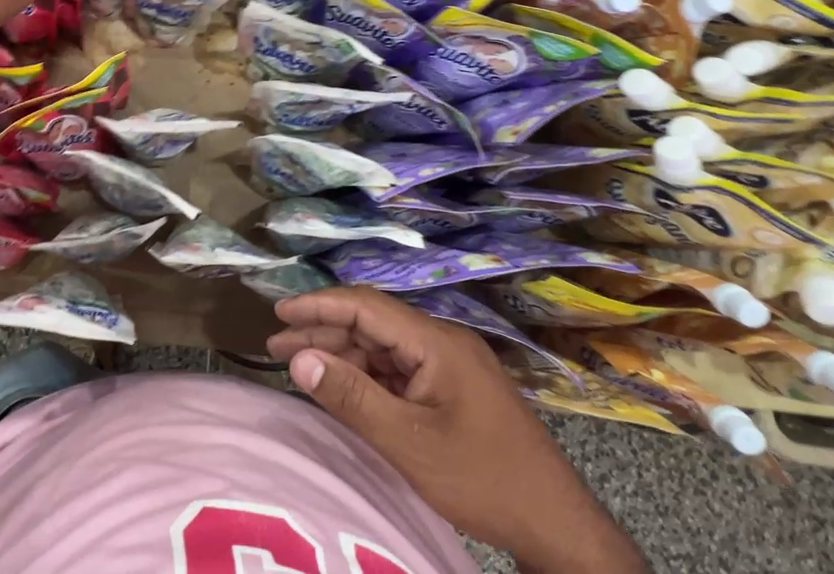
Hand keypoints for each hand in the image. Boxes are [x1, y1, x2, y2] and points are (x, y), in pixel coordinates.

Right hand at [268, 288, 646, 573]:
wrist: (558, 527)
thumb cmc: (482, 480)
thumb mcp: (407, 442)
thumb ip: (350, 396)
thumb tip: (297, 357)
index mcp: (437, 343)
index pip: (366, 306)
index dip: (318, 306)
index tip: (277, 314)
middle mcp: (444, 343)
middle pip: (372, 324)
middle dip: (323, 332)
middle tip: (275, 349)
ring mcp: (451, 367)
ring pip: (384, 347)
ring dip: (342, 355)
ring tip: (300, 369)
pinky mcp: (454, 390)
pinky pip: (399, 370)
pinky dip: (365, 376)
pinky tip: (342, 389)